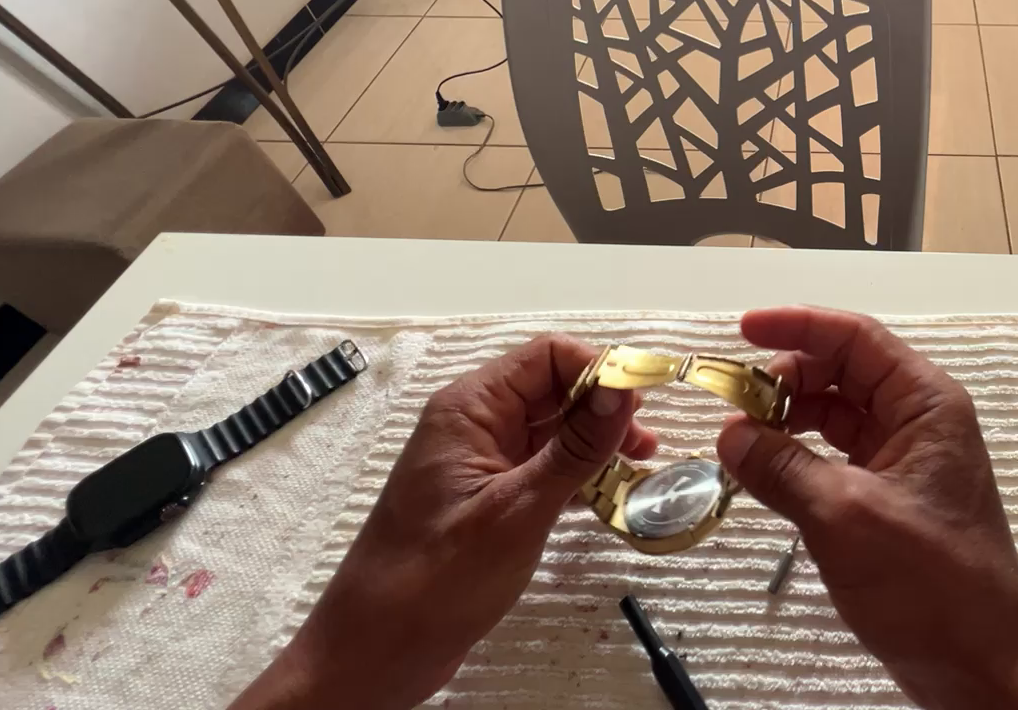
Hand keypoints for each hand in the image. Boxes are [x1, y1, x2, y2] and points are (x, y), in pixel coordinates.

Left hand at [232, 336, 656, 709]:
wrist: (371, 661)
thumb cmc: (436, 580)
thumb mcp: (518, 510)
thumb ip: (576, 448)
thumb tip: (624, 392)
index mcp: (472, 407)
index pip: (548, 356)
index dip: (598, 369)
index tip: (639, 402)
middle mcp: (479, 420)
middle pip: (557, 386)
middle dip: (606, 407)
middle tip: (645, 441)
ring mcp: (486, 456)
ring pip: (557, 424)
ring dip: (599, 439)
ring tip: (640, 462)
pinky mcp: (494, 490)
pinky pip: (548, 460)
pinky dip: (582, 469)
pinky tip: (611, 489)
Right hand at [717, 307, 1017, 709]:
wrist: (980, 665)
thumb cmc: (930, 583)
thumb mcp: (845, 518)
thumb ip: (782, 469)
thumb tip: (728, 435)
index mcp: (925, 402)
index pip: (856, 338)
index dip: (799, 325)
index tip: (746, 329)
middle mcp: (917, 416)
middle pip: (844, 370)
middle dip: (789, 377)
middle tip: (736, 400)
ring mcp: (904, 453)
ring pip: (838, 409)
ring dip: (790, 414)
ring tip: (742, 433)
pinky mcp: (889, 489)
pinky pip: (837, 449)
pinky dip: (800, 450)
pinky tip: (766, 462)